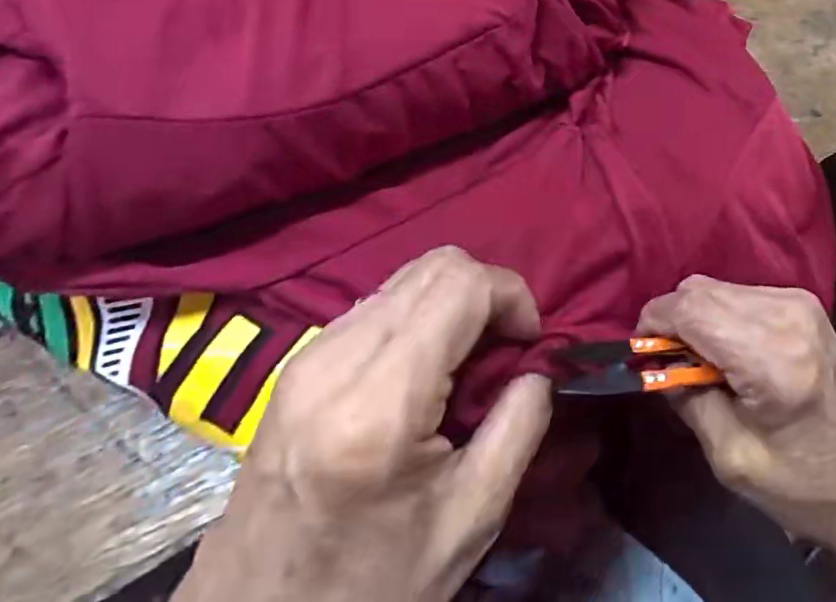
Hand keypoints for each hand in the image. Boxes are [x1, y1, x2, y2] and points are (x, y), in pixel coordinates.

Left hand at [175, 249, 553, 601]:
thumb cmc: (374, 583)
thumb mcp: (474, 515)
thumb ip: (522, 422)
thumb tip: (540, 362)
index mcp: (377, 408)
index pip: (462, 286)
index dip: (513, 297)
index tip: (530, 343)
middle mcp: (332, 365)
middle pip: (436, 266)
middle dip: (489, 292)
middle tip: (505, 347)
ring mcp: (305, 359)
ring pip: (408, 276)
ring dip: (456, 302)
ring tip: (469, 358)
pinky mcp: (295, 364)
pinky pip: (381, 302)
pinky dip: (423, 315)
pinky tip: (427, 367)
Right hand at [637, 277, 835, 588]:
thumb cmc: (801, 483)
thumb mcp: (731, 457)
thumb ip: (689, 398)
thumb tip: (653, 360)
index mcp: (773, 359)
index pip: (693, 310)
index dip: (655, 324)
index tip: (640, 353)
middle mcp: (788, 315)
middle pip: (703, 289)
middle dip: (674, 320)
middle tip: (667, 364)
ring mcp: (801, 302)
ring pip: (719, 286)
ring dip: (698, 317)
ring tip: (700, 362)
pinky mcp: (805, 302)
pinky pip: (742, 292)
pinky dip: (722, 314)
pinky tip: (728, 351)